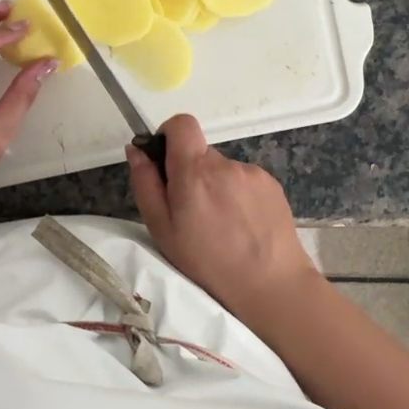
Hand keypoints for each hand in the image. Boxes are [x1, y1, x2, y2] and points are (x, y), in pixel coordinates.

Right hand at [126, 114, 318, 314]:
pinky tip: (239, 225)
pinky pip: (243, 181)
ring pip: (222, 170)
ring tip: (218, 223)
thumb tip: (136, 151)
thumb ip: (145, 183)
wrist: (269, 284)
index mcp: (194, 171)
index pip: (182, 124)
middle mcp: (225, 164)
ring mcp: (253, 174)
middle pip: (200, 153)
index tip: (164, 161)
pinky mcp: (272, 185)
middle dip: (189, 173)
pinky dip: (235, 196)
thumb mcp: (161, 227)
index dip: (169, 134)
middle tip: (189, 211)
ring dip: (214, 186)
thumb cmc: (205, 259)